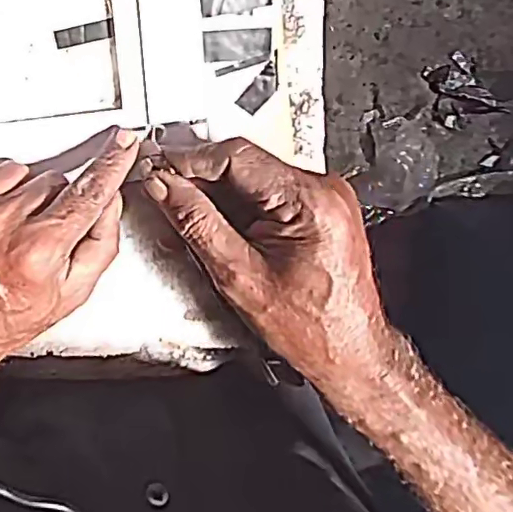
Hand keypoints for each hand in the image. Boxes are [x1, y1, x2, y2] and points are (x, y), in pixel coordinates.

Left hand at [0, 128, 140, 400]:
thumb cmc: (11, 314)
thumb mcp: (74, 291)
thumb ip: (102, 241)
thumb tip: (110, 199)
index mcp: (36, 251)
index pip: (86, 193)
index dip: (111, 164)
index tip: (123, 142)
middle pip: (53, 181)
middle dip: (56, 202)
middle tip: (43, 234)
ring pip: (22, 172)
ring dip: (25, 194)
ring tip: (14, 229)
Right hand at [144, 138, 391, 389]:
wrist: (353, 355)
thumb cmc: (312, 330)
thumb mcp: (239, 278)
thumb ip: (197, 223)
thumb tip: (164, 186)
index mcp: (310, 201)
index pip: (236, 156)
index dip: (190, 160)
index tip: (159, 170)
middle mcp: (322, 188)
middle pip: (243, 160)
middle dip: (199, 176)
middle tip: (163, 188)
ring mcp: (322, 194)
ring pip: (251, 173)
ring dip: (214, 190)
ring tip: (185, 211)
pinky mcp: (317, 205)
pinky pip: (265, 188)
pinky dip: (234, 202)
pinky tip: (216, 222)